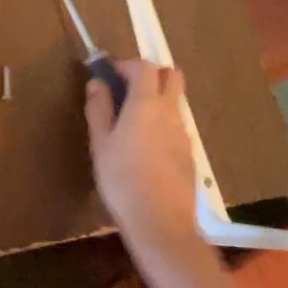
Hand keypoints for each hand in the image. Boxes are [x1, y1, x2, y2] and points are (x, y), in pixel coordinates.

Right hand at [85, 60, 202, 251]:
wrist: (161, 223)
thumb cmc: (122, 179)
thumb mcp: (100, 143)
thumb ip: (99, 108)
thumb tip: (97, 83)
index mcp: (146, 103)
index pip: (145, 66)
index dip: (127, 65)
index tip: (110, 76)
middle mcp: (170, 111)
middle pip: (171, 76)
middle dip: (151, 74)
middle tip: (127, 90)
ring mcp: (184, 132)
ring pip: (175, 101)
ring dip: (156, 99)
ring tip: (132, 123)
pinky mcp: (189, 153)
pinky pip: (176, 125)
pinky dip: (163, 123)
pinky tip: (146, 148)